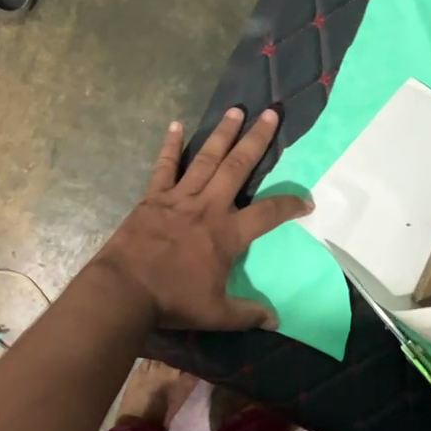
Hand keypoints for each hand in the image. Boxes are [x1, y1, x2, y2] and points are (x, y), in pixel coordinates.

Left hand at [92, 108, 310, 330]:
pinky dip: (170, 146)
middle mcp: (207, 207)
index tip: (306, 201)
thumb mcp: (216, 314)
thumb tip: (275, 320)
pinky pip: (164, 167)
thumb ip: (247, 314)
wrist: (124, 290)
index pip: (268, 213)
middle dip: (256, 140)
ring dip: (223, 134)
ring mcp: (179, 198)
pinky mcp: (153, 197)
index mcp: (226, 234)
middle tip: (270, 114)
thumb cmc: (172, 301)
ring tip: (236, 109)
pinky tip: (176, 125)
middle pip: (238, 167)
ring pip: (206, 159)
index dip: (289, 205)